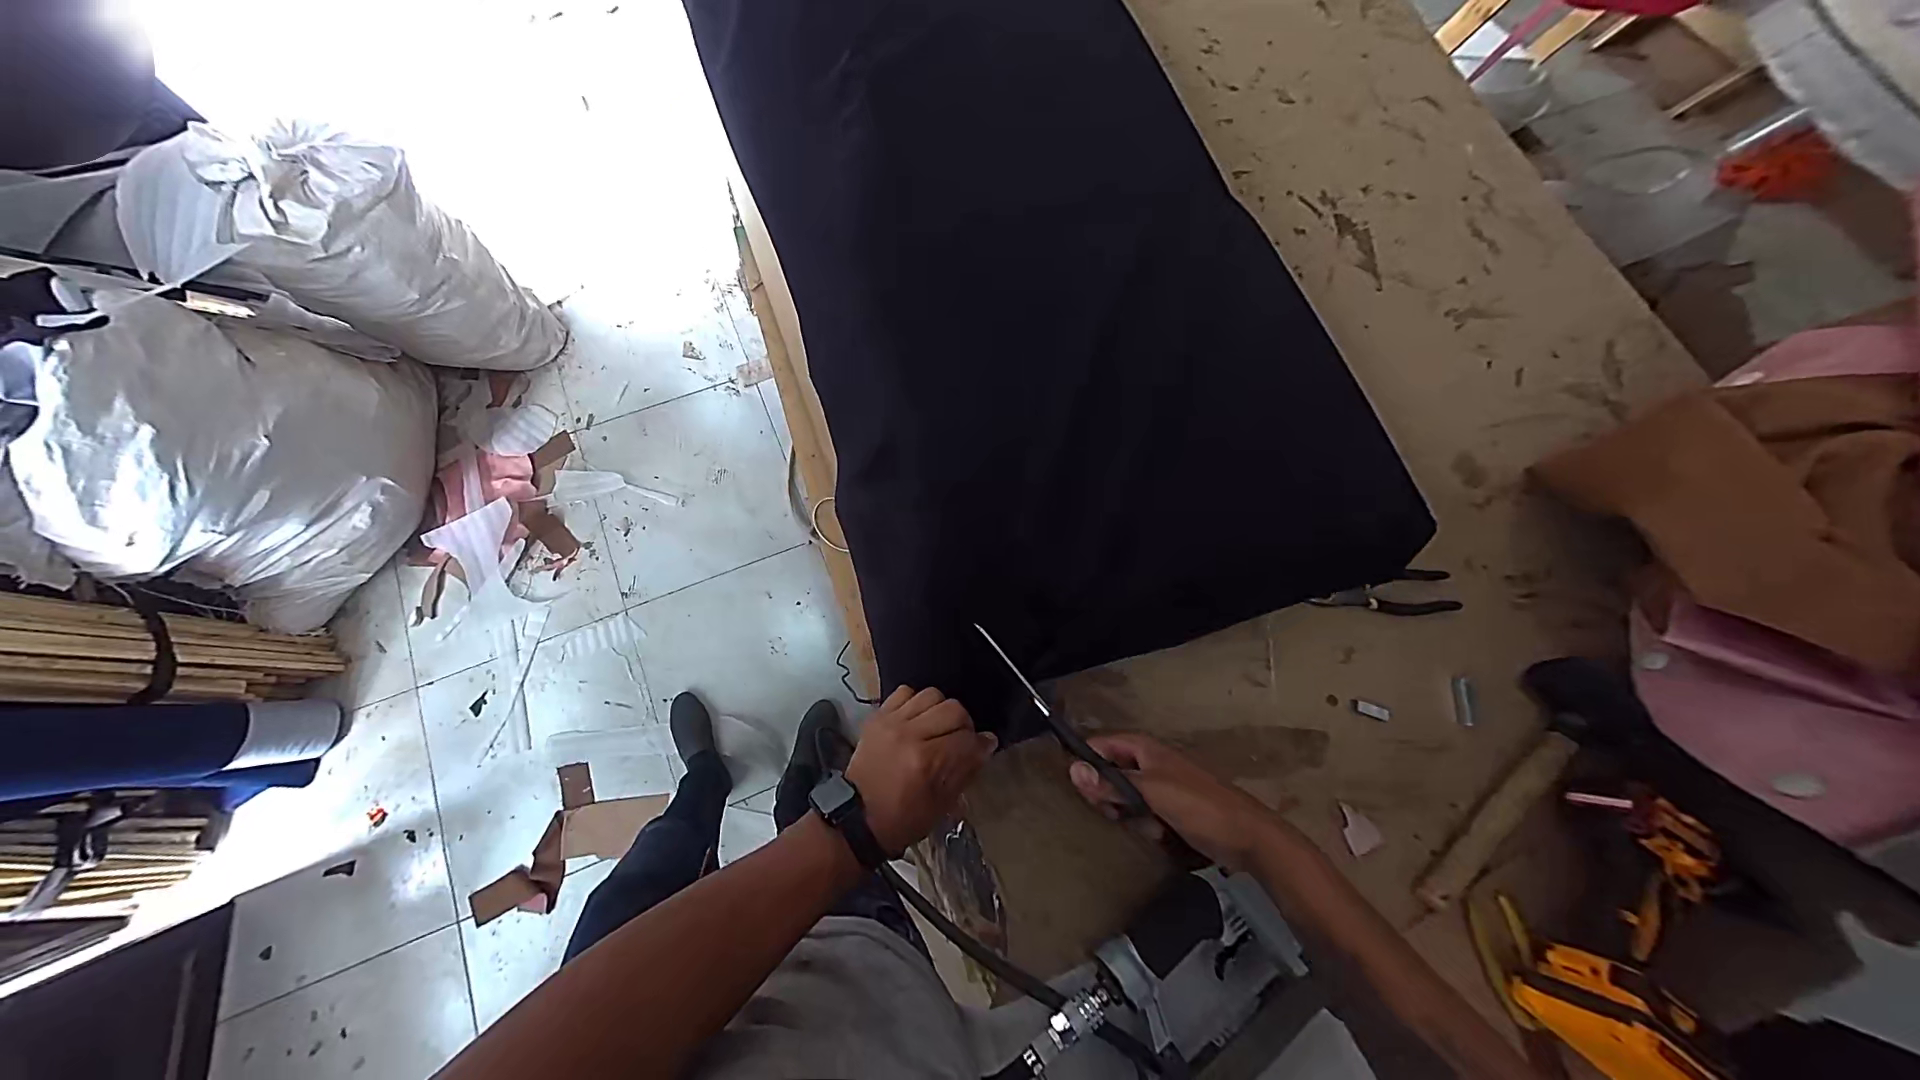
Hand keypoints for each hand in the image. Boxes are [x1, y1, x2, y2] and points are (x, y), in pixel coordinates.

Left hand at [845, 685, 997, 854]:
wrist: (856, 819)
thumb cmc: (902, 819)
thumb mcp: (942, 804)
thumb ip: (966, 770)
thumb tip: (986, 744)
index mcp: (926, 761)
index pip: (968, 739)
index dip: (981, 744)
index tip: (983, 748)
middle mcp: (909, 734)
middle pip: (953, 709)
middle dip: (965, 725)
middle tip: (961, 739)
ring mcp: (891, 722)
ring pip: (931, 695)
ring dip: (941, 710)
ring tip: (938, 728)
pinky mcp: (877, 717)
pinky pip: (904, 692)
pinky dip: (915, 702)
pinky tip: (916, 719)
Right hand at [1068, 733, 1275, 870]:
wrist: (1249, 839)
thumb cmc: (1200, 807)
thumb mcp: (1151, 792)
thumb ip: (1112, 783)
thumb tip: (1073, 769)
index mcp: (1146, 749)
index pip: (1102, 745)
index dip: (1087, 761)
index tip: (1077, 785)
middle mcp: (1152, 762)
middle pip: (1112, 772)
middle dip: (1109, 795)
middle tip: (1112, 813)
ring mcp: (1163, 787)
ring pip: (1127, 797)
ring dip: (1130, 814)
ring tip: (1145, 827)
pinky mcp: (1173, 810)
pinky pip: (1145, 814)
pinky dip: (1146, 825)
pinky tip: (1158, 836)